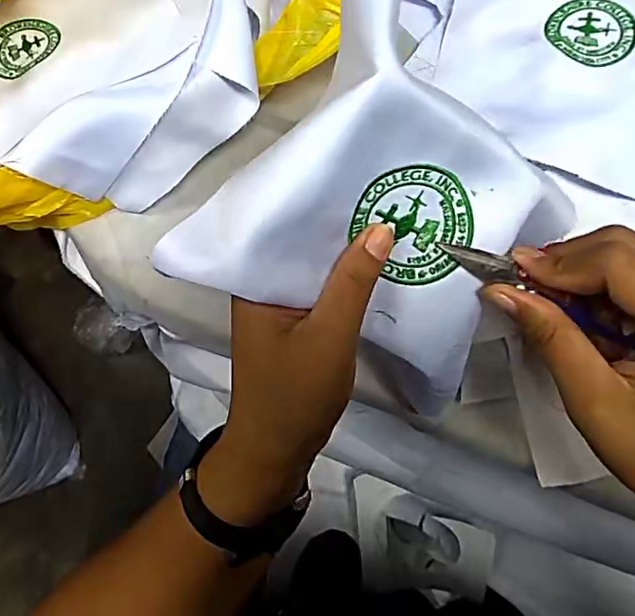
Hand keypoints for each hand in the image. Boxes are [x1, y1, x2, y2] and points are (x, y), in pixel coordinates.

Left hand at [196, 224, 392, 525]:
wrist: (276, 454)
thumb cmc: (294, 394)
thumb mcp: (329, 335)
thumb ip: (353, 283)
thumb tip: (380, 227)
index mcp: (253, 280)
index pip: (282, 228)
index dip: (317, 204)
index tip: (353, 180)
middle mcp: (260, 285)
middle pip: (299, 245)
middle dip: (335, 225)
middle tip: (378, 194)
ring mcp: (276, 304)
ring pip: (311, 267)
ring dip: (341, 252)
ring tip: (381, 219)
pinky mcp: (292, 321)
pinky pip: (317, 288)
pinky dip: (340, 279)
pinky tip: (370, 264)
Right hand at [484, 226, 634, 545]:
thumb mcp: (598, 405)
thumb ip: (552, 338)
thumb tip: (504, 290)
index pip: (621, 265)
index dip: (562, 263)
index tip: (514, 274)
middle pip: (629, 250)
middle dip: (570, 262)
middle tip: (529, 287)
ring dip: (586, 272)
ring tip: (557, 307)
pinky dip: (607, 286)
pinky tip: (590, 317)